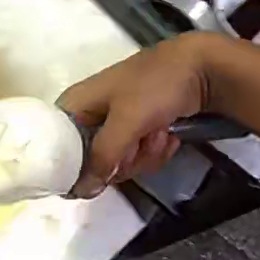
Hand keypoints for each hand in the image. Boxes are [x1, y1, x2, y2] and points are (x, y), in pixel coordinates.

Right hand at [57, 33, 221, 196]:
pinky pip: (141, 157)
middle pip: (92, 161)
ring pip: (120, 163)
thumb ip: (103, 155)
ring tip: (160, 131)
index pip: (56, 142)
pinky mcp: (143, 131)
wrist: (203, 68)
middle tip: (137, 145)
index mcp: (78, 103)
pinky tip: (170, 132)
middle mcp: (95, 115)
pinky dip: (157, 149)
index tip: (91, 176)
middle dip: (122, 158)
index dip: (69, 164)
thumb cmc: (156, 85)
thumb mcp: (127, 119)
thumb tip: (81, 191)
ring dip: (145, 154)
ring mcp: (121, 124)